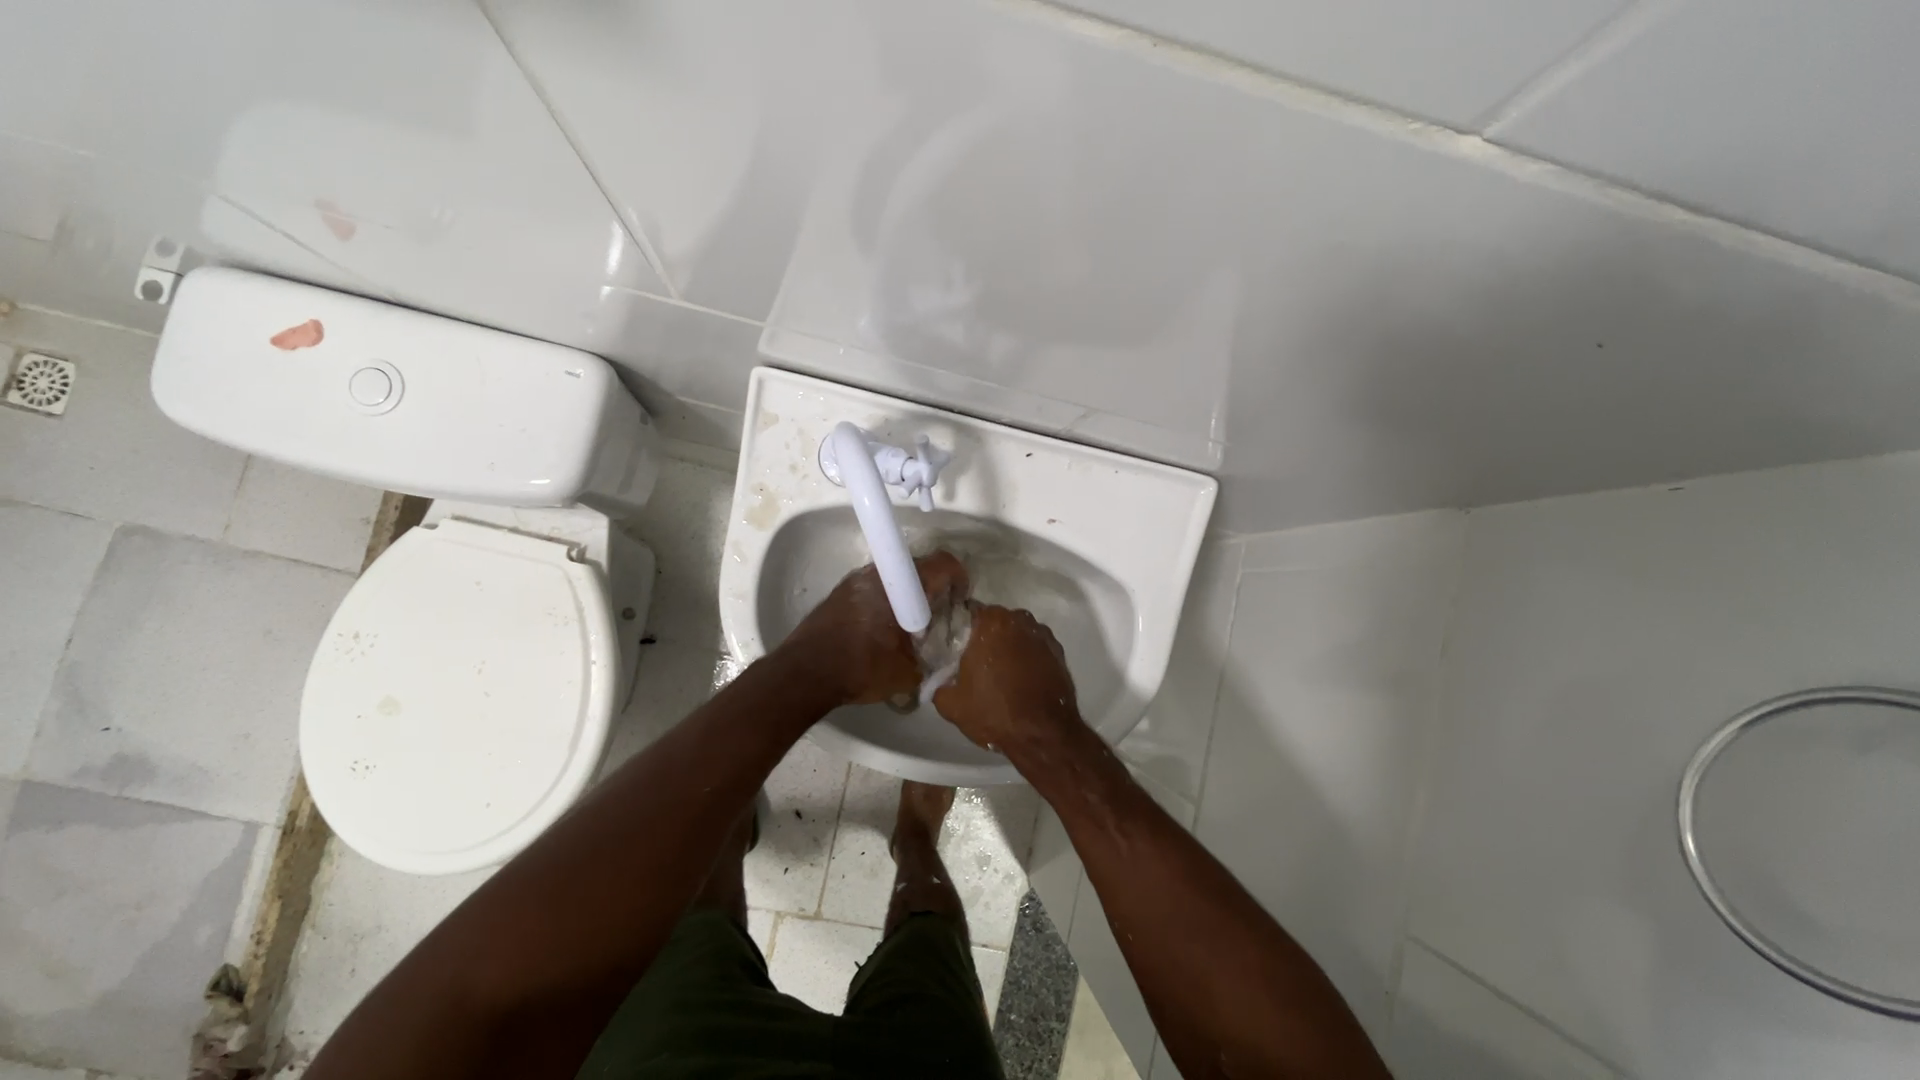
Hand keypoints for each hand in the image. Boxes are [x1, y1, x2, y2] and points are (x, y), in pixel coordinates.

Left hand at [783, 552, 969, 705]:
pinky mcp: (839, 593)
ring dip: (906, 596)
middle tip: (937, 617)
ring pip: (893, 578)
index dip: (959, 577)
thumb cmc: (862, 668)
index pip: (943, 564)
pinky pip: (873, 588)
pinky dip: (884, 602)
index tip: (960, 598)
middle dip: (933, 588)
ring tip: (909, 627)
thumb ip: (931, 661)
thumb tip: (939, 658)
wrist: (805, 673)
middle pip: (918, 568)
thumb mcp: (909, 673)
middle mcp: (879, 573)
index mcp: (902, 586)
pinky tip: (881, 631)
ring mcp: (855, 580)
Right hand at [932, 604, 1081, 754]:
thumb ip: (939, 684)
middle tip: (974, 661)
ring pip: (1017, 635)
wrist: (1044, 734)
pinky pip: (1035, 649)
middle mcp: (1020, 620)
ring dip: (1008, 647)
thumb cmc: (994, 712)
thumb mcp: (951, 703)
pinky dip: (1027, 659)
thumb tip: (939, 681)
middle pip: (995, 623)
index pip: (968, 613)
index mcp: (991, 622)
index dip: (960, 630)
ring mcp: (1043, 635)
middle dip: (985, 638)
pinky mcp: (1059, 653)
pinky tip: (1020, 680)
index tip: (954, 647)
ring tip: (999, 673)